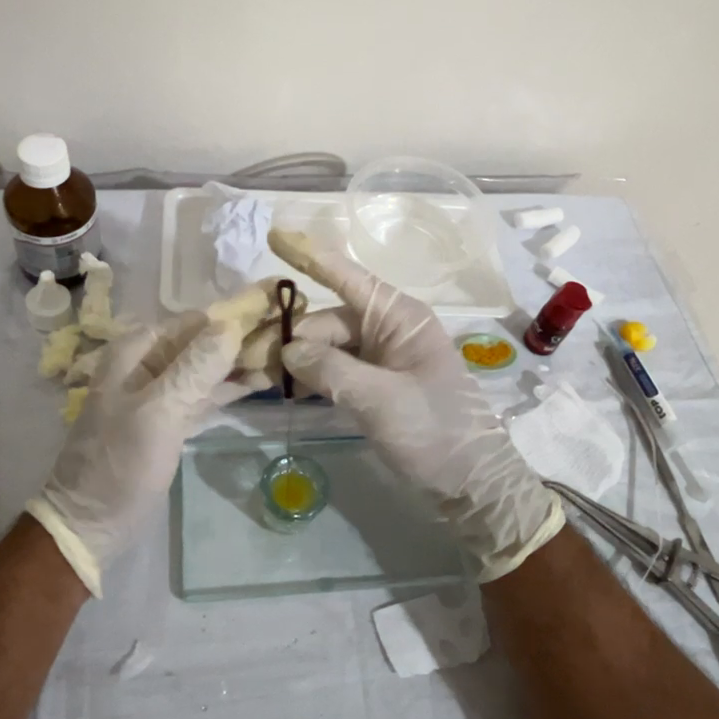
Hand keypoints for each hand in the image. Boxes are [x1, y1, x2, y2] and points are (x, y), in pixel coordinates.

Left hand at [26, 302, 260, 596]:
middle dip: (242, 338)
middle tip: (289, 338)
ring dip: (240, 364)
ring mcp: (161, 393)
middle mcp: (148, 362)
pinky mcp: (172, 419)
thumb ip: (195, 368)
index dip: (235, 316)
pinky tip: (260, 383)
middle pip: (204, 341)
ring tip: (284, 357)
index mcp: (137, 350)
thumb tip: (232, 325)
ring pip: (208, 367)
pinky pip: (205, 394)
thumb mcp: (158, 411)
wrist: (90, 524)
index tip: (277, 314)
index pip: (196, 320)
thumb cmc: (119, 464)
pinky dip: (229, 389)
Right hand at [265, 231, 563, 581]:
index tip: (274, 235)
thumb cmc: (434, 431)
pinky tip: (282, 389)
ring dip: (295, 359)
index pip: (347, 276)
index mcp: (399, 317)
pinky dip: (310, 378)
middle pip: (327, 320)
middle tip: (246, 357)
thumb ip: (330, 371)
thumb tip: (288, 351)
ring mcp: (382, 358)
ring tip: (254, 375)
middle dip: (290, 334)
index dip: (309, 256)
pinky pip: (335, 370)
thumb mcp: (380, 400)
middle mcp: (388, 329)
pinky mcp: (376, 385)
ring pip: (327, 347)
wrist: (471, 483)